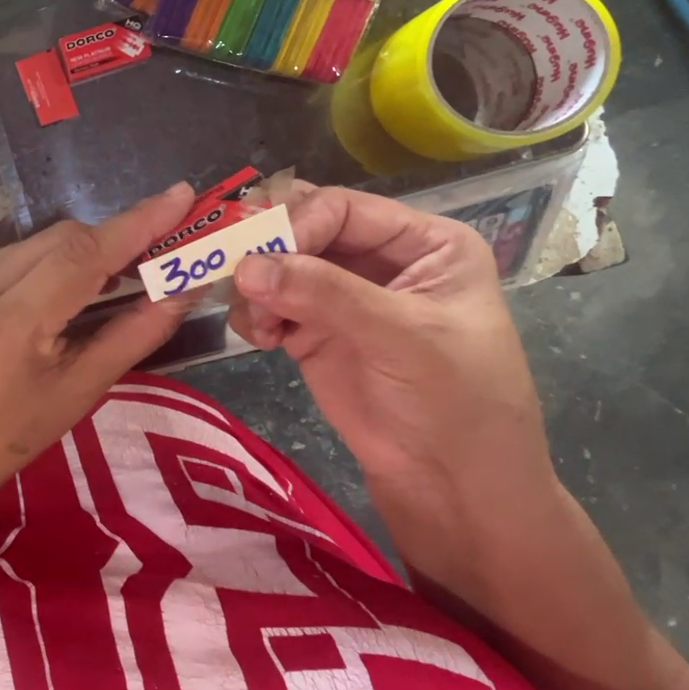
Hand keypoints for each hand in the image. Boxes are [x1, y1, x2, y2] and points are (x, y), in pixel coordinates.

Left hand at [0, 183, 198, 491]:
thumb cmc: (20, 428)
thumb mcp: (86, 387)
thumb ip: (138, 331)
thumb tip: (187, 285)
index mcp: (6, 325)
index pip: (79, 258)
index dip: (134, 225)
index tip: (180, 198)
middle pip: (58, 240)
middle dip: (112, 240)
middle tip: (157, 251)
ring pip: (36, 243)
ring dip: (79, 252)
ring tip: (111, 278)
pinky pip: (12, 255)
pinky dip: (47, 263)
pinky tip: (62, 290)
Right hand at [229, 187, 554, 523]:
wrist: (447, 480)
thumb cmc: (454, 400)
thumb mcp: (402, 337)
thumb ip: (325, 294)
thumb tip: (244, 266)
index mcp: (422, 243)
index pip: (341, 209)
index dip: (296, 225)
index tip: (260, 260)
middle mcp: (376, 260)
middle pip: (299, 230)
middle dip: (263, 251)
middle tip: (234, 277)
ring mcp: (338, 296)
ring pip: (272, 266)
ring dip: (254, 289)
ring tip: (261, 327)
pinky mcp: (308, 331)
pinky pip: (263, 305)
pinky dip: (252, 316)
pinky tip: (265, 341)